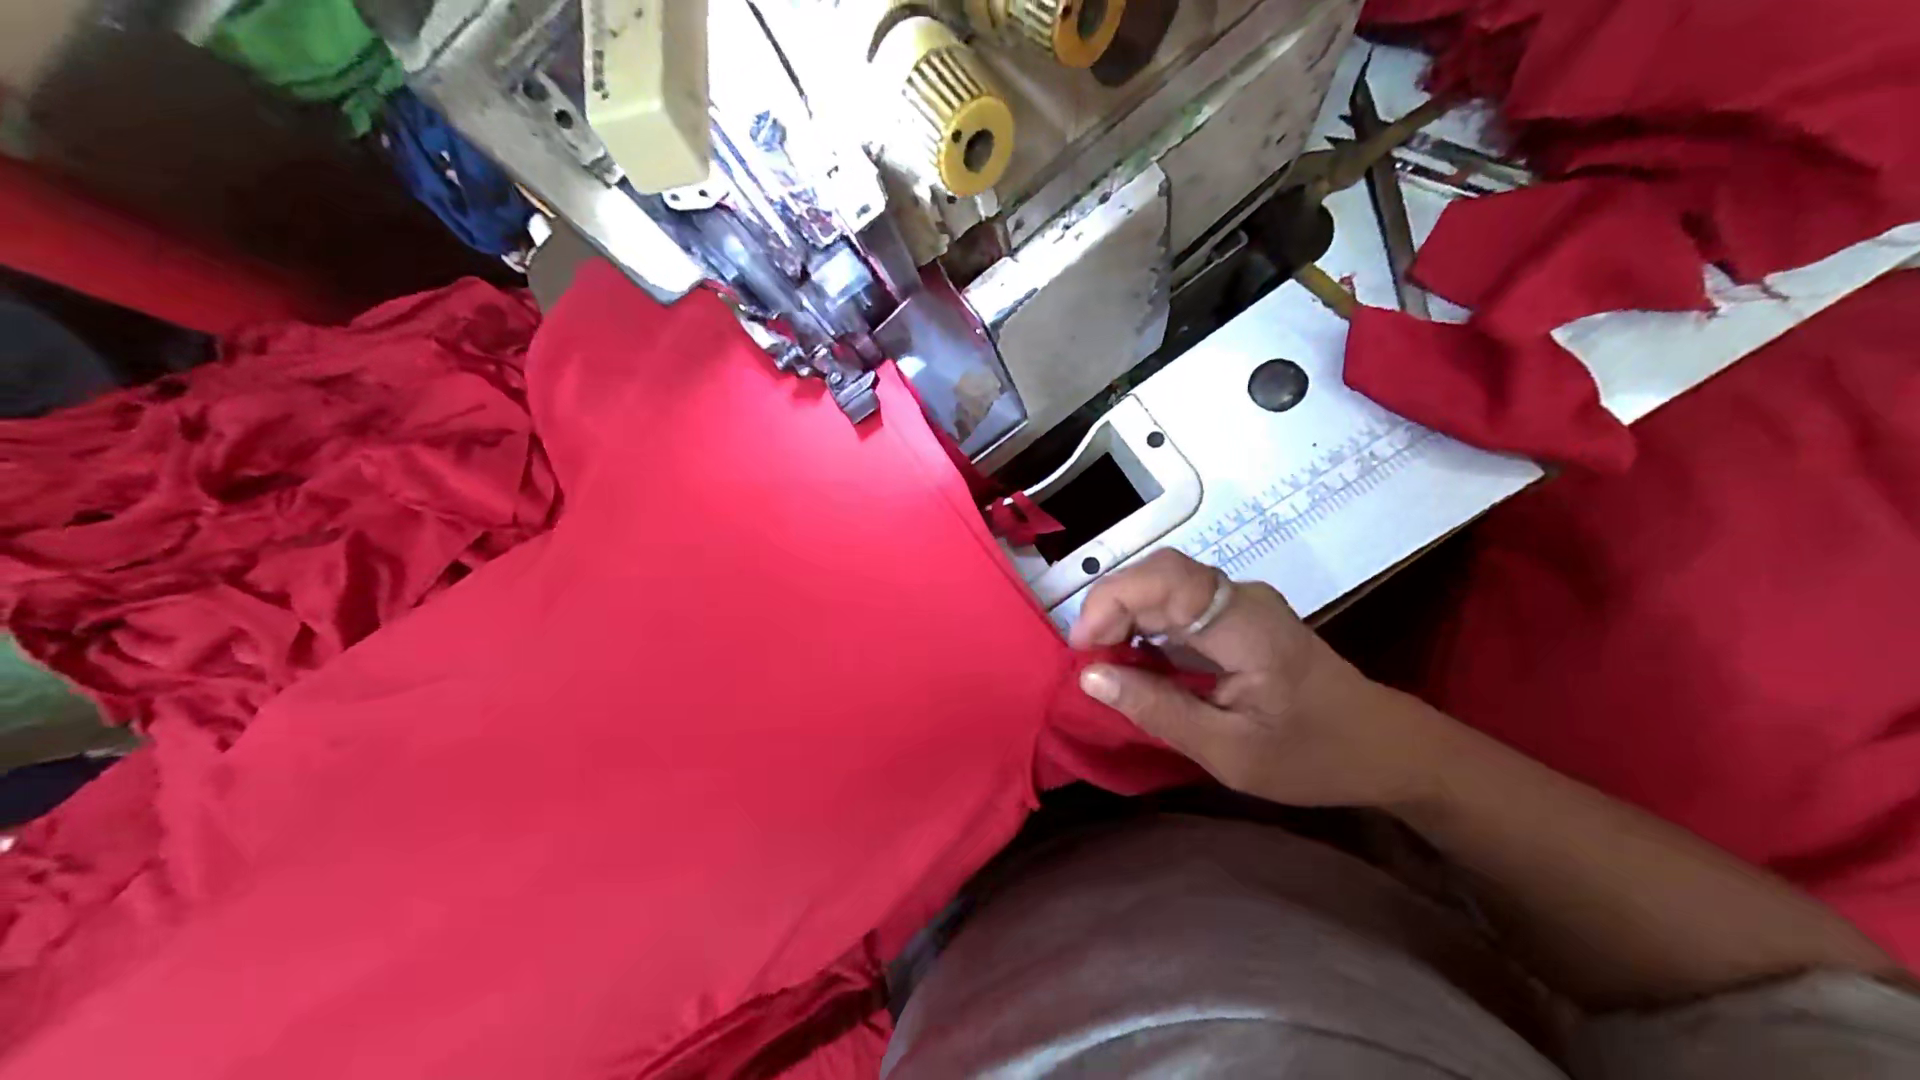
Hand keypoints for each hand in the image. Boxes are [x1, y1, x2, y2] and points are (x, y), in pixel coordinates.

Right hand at [1069, 549, 1461, 808]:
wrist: (1385, 747)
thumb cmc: (1314, 756)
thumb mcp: (1231, 753)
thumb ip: (1159, 710)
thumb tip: (1091, 677)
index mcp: (1248, 627)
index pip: (1167, 580)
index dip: (1113, 601)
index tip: (1085, 651)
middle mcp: (1243, 598)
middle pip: (1159, 574)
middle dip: (1109, 607)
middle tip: (1088, 660)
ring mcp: (1241, 601)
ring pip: (1163, 583)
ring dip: (1123, 614)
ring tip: (1103, 662)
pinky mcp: (1237, 613)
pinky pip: (1177, 602)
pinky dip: (1143, 623)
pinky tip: (1133, 659)